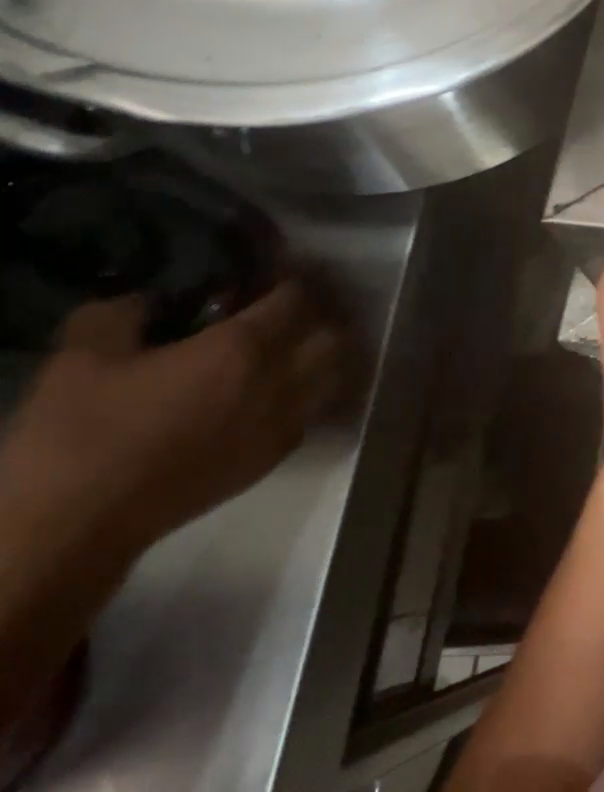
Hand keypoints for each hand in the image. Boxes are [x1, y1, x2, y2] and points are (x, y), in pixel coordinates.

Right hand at [1, 283, 343, 551]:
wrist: (78, 522)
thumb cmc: (78, 434)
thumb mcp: (82, 356)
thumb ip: (122, 313)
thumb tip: (149, 300)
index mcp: (242, 351)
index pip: (294, 301)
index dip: (288, 280)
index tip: (270, 272)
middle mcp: (281, 383)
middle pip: (330, 336)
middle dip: (313, 317)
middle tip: (278, 311)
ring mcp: (286, 423)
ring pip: (333, 375)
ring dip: (319, 356)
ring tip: (285, 349)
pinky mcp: (276, 457)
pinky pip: (312, 412)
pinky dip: (306, 393)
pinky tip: (271, 392)